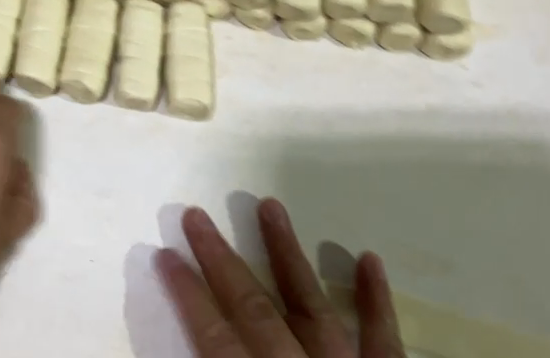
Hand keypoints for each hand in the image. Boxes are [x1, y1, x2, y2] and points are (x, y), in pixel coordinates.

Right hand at [156, 200, 402, 357]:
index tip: (163, 254)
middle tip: (194, 214)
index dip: (187, 295)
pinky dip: (377, 301)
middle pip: (255, 312)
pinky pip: (385, 342)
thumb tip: (199, 353)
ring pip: (315, 308)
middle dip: (222, 261)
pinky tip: (368, 258)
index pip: (216, 341)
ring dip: (289, 256)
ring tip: (270, 206)